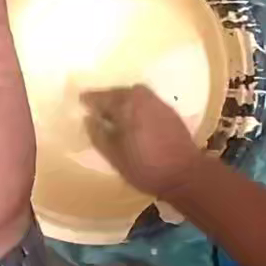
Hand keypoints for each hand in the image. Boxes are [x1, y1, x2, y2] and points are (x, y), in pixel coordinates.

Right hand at [79, 85, 206, 198]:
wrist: (185, 174)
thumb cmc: (145, 167)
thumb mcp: (114, 155)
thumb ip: (98, 134)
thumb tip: (88, 118)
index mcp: (127, 105)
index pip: (102, 96)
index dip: (90, 99)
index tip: (80, 101)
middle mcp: (143, 97)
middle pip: (119, 92)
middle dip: (106, 97)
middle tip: (96, 108)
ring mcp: (159, 102)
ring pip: (135, 94)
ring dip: (122, 100)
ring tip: (114, 114)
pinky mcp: (170, 111)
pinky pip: (147, 100)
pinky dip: (136, 105)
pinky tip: (134, 118)